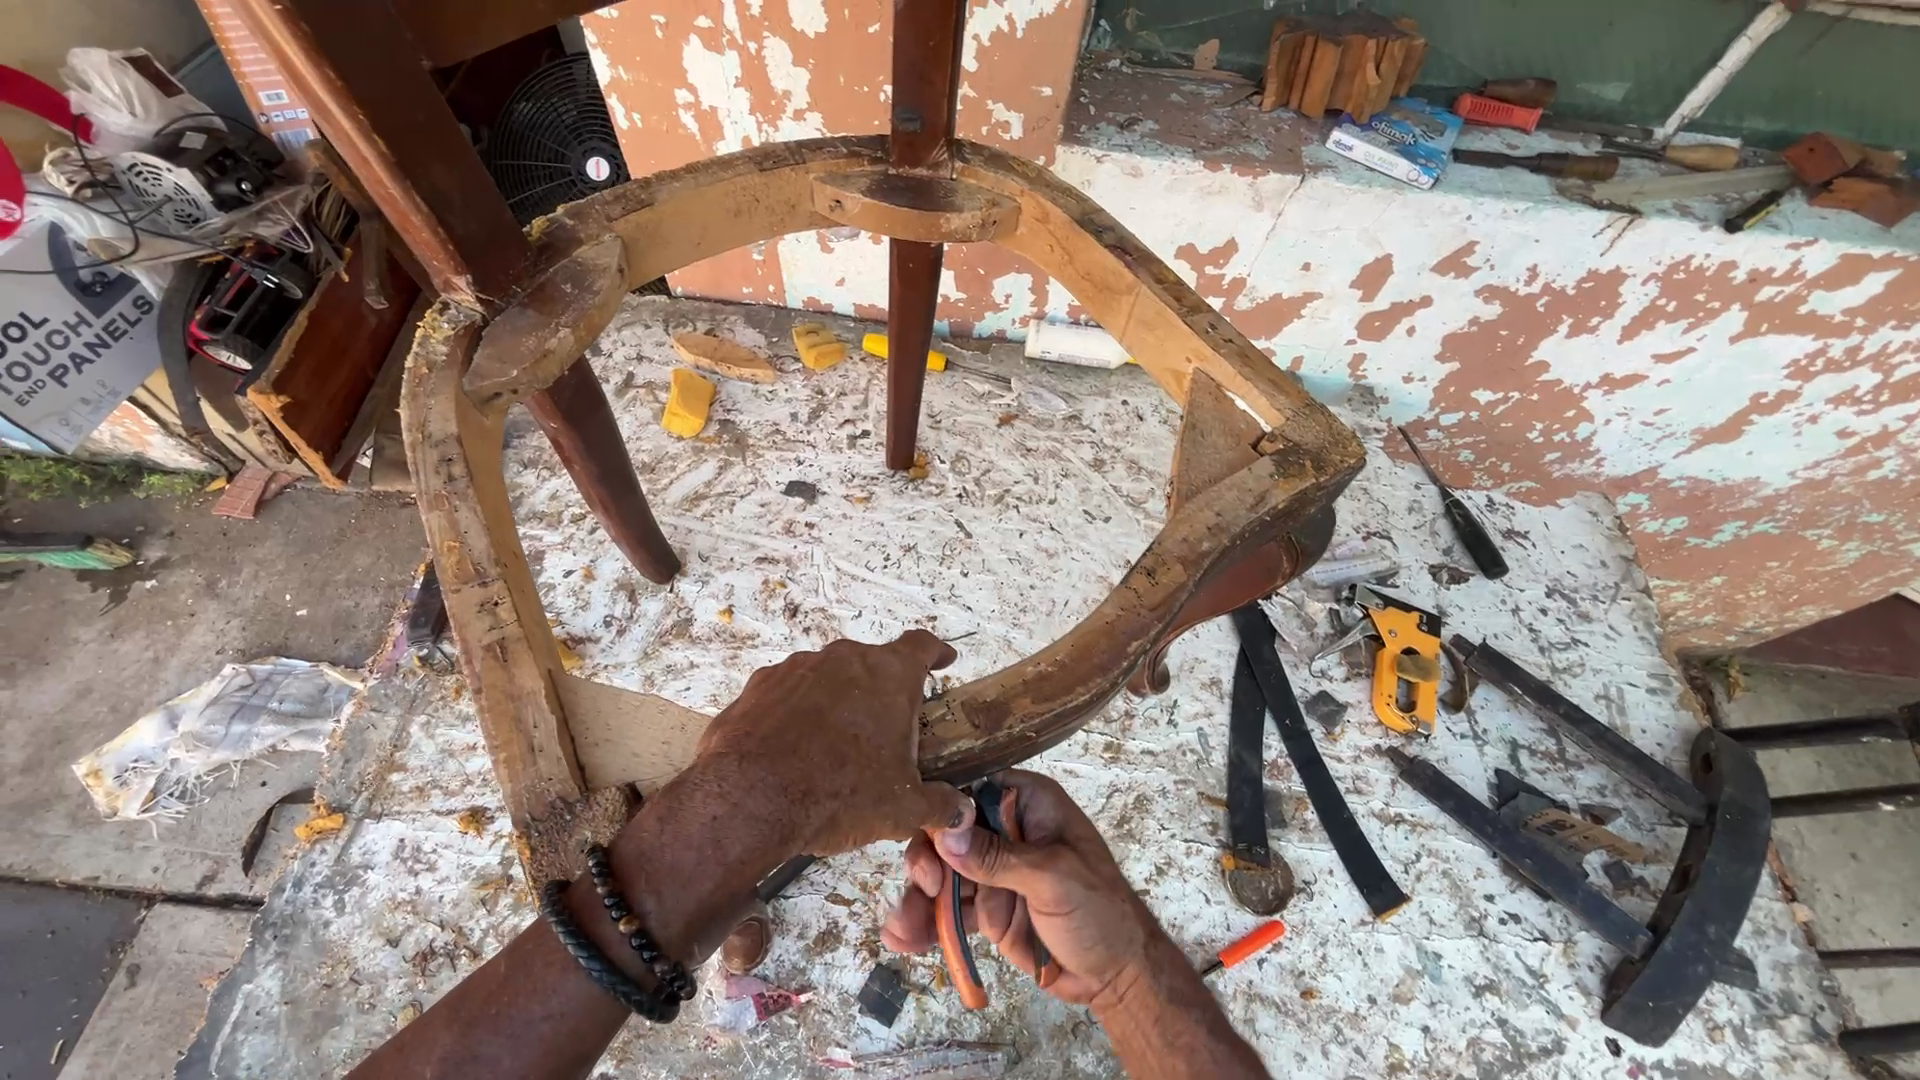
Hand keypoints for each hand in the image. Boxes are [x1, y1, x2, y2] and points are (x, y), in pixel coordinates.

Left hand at [693, 630, 971, 857]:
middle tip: (885, 731)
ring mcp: (796, 668)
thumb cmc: (840, 793)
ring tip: (833, 747)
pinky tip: (791, 750)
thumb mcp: (902, 810)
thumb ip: (937, 805)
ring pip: (828, 678)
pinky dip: (795, 715)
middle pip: (873, 665)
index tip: (943, 660)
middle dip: (882, 692)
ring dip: (836, 702)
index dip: (936, 653)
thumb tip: (960, 811)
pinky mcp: (758, 687)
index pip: (922, 647)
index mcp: (889, 675)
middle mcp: (844, 659)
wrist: (750, 799)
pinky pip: (787, 695)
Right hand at [880, 769, 1162, 1008]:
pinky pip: (948, 911)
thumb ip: (999, 857)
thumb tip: (945, 834)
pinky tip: (902, 940)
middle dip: (926, 858)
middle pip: (947, 833)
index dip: (944, 806)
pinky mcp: (985, 908)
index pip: (974, 789)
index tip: (923, 829)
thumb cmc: (1099, 910)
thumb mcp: (1053, 877)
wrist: (1117, 976)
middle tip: (922, 883)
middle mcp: (1006, 831)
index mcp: (1028, 803)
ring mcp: (993, 871)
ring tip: (900, 929)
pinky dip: (926, 925)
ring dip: (917, 900)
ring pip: (941, 874)